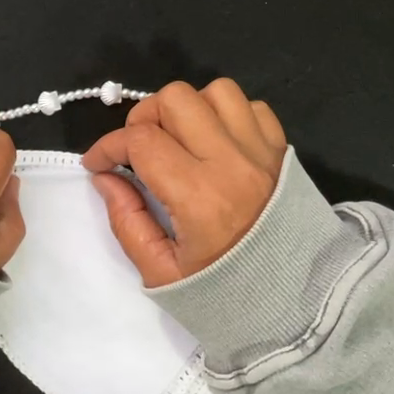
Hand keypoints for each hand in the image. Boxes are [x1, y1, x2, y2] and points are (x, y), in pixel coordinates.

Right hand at [83, 79, 287, 287]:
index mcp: (199, 198)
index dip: (107, 146)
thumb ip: (127, 221)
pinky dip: (224, 114)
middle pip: (175, 99)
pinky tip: (213, 143)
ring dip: (186, 109)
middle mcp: (232, 163)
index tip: (97, 163)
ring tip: (177, 140)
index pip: (141, 141)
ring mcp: (262, 152)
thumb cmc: (222, 293)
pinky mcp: (281, 150)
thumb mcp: (160, 271)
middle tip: (136, 150)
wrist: (295, 302)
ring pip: (215, 91)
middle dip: (143, 118)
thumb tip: (105, 177)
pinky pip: (251, 105)